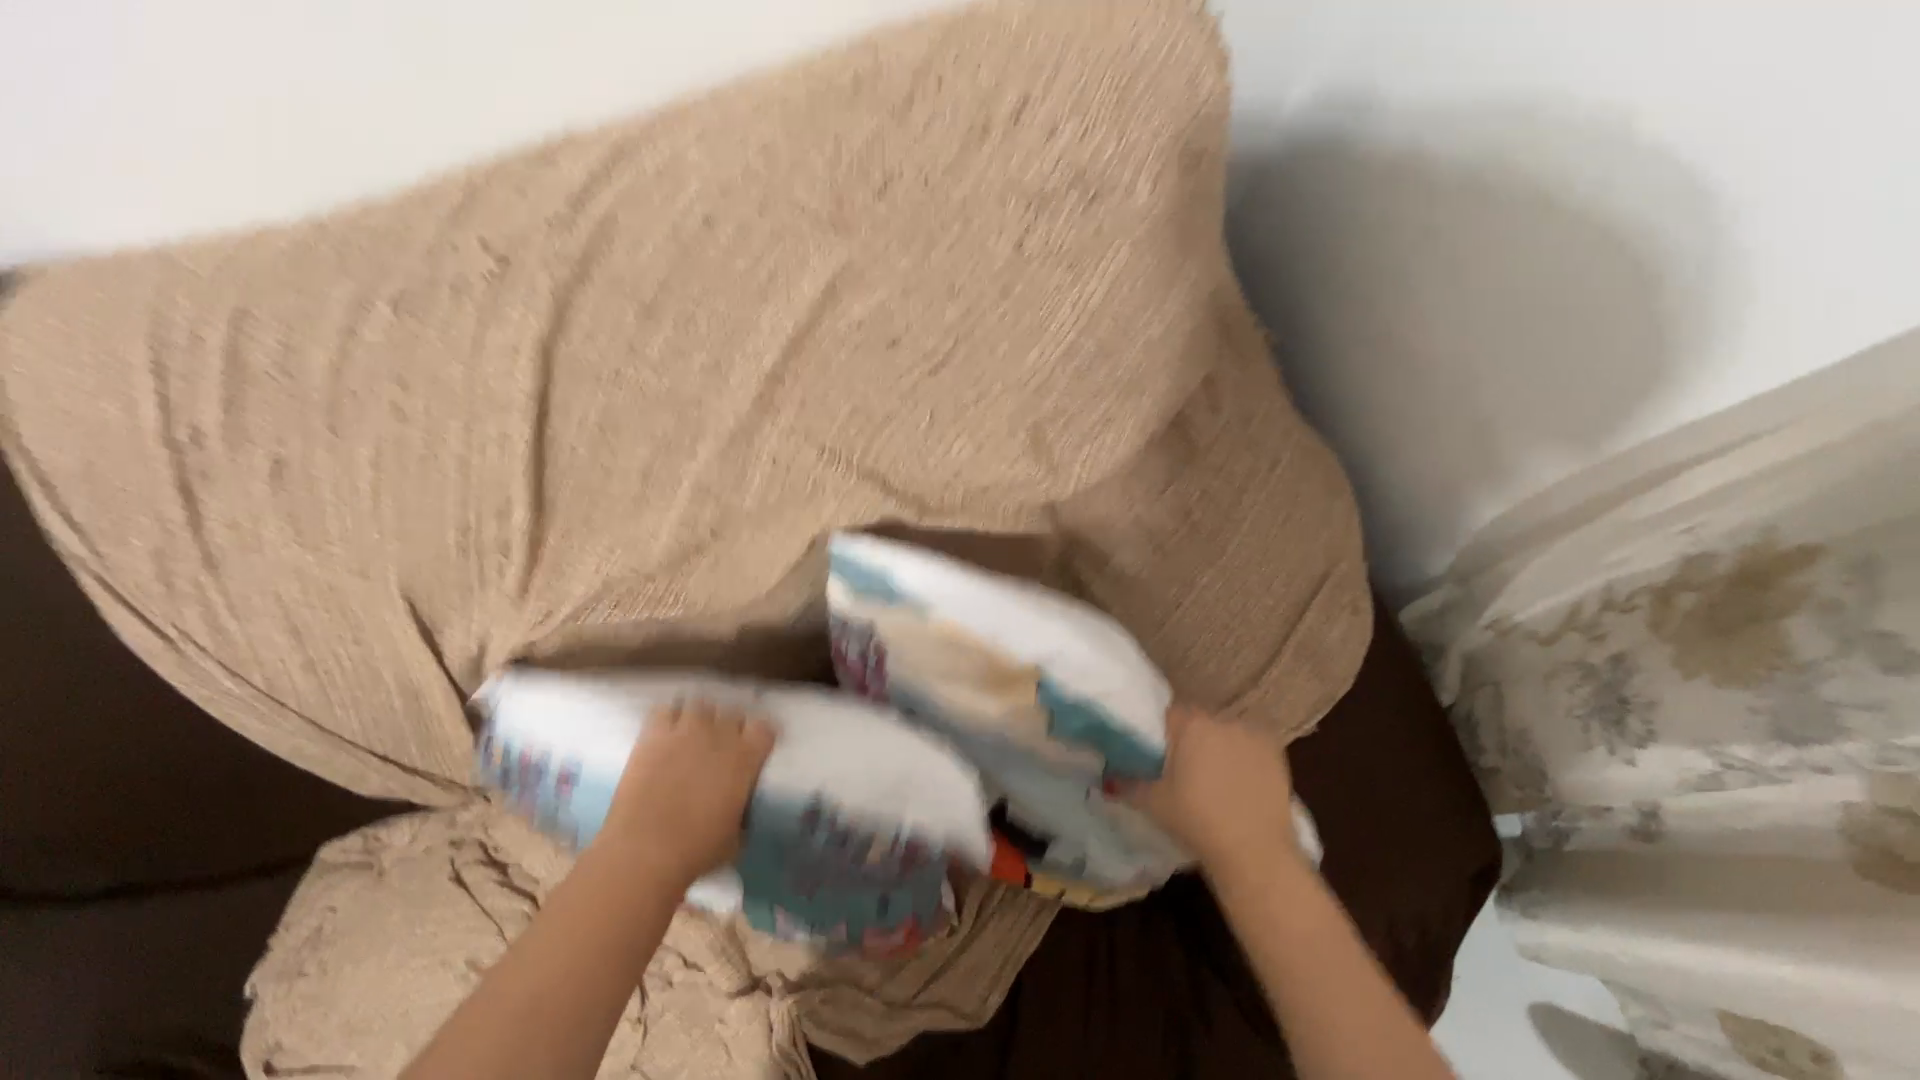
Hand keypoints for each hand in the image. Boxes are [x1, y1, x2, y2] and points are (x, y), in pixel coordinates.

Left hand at [596, 699, 776, 886]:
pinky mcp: (653, 734)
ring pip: (701, 705)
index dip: (760, 736)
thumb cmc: (698, 850)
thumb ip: (743, 812)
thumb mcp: (737, 837)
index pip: (765, 728)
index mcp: (746, 758)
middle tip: (722, 746)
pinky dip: (668, 716)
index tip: (755, 748)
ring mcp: (685, 730)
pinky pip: (665, 709)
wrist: (646, 849)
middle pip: (732, 712)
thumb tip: (741, 810)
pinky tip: (666, 731)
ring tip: (693, 733)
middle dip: (730, 727)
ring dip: (701, 717)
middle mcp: (720, 735)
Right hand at [1126, 706, 1303, 874]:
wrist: (1254, 851)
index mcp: (1191, 725)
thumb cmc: (1196, 821)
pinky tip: (1240, 782)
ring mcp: (1253, 734)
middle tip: (1183, 769)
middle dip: (1191, 738)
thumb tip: (1106, 777)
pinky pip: (1250, 745)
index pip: (1169, 713)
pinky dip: (1244, 756)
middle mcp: (1223, 720)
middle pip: (1199, 721)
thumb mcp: (1153, 803)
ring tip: (1214, 778)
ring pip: (1226, 732)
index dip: (1162, 732)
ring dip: (1218, 745)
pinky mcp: (1276, 751)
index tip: (1159, 754)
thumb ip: (1126, 784)